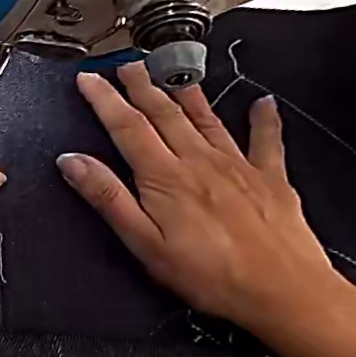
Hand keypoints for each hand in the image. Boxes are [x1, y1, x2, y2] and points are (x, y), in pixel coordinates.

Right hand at [56, 62, 355, 339]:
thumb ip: (108, 198)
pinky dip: (263, 119)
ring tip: (170, 72)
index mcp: (165, 176)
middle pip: (164, 113)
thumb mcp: (145, 244)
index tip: (88, 78)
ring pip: (205, 118)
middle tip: (126, 65)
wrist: (283, 291)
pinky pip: (266, 140)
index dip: (104, 99)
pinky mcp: (270, 178)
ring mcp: (238, 165)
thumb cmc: (209, 275)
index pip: (127, 126)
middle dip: (141, 86)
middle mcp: (199, 160)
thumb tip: (72, 160)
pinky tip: (263, 102)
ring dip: (184, 92)